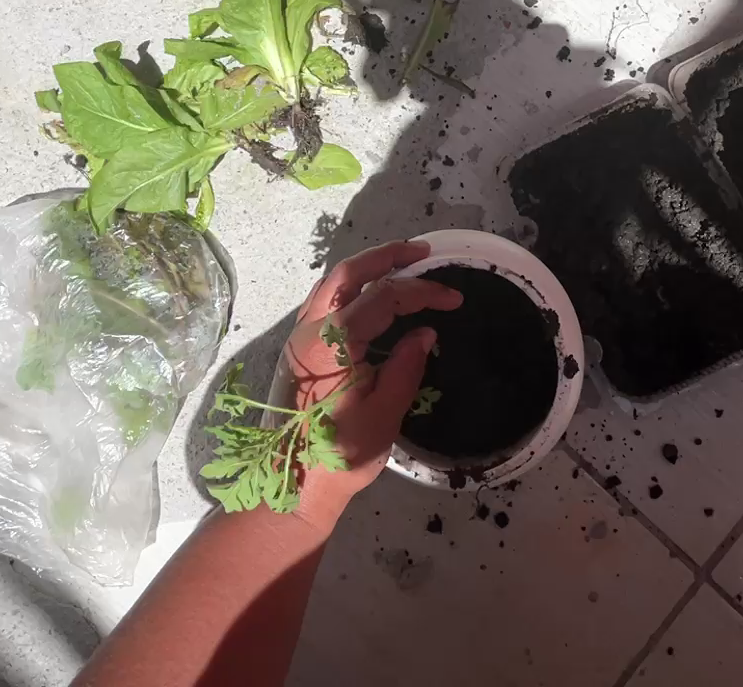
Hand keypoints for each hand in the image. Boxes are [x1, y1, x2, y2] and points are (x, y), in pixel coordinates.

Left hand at [284, 241, 459, 528]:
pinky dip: (352, 287)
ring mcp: (299, 337)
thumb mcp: (384, 413)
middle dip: (387, 256)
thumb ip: (406, 366)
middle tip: (423, 252)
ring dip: (367, 268)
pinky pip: (325, 301)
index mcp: (332, 342)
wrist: (289, 490)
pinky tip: (372, 295)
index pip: (384, 297)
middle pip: (348, 272)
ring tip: (402, 264)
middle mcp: (310, 329)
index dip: (423, 292)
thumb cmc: (338, 456)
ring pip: (332, 283)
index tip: (453, 299)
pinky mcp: (298, 349)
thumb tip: (424, 334)